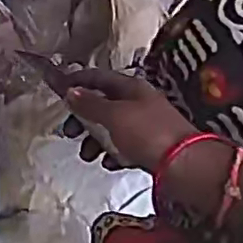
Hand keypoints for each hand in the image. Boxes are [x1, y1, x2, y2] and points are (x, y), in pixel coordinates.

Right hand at [58, 68, 199, 171]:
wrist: (185, 165)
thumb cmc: (147, 133)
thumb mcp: (113, 115)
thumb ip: (89, 103)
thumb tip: (70, 91)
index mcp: (130, 87)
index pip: (97, 77)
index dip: (76, 81)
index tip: (57, 89)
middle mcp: (138, 102)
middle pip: (101, 104)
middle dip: (82, 118)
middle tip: (69, 131)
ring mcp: (145, 125)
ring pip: (109, 128)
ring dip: (94, 140)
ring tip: (88, 155)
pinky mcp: (149, 146)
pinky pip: (122, 147)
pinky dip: (112, 153)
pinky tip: (110, 163)